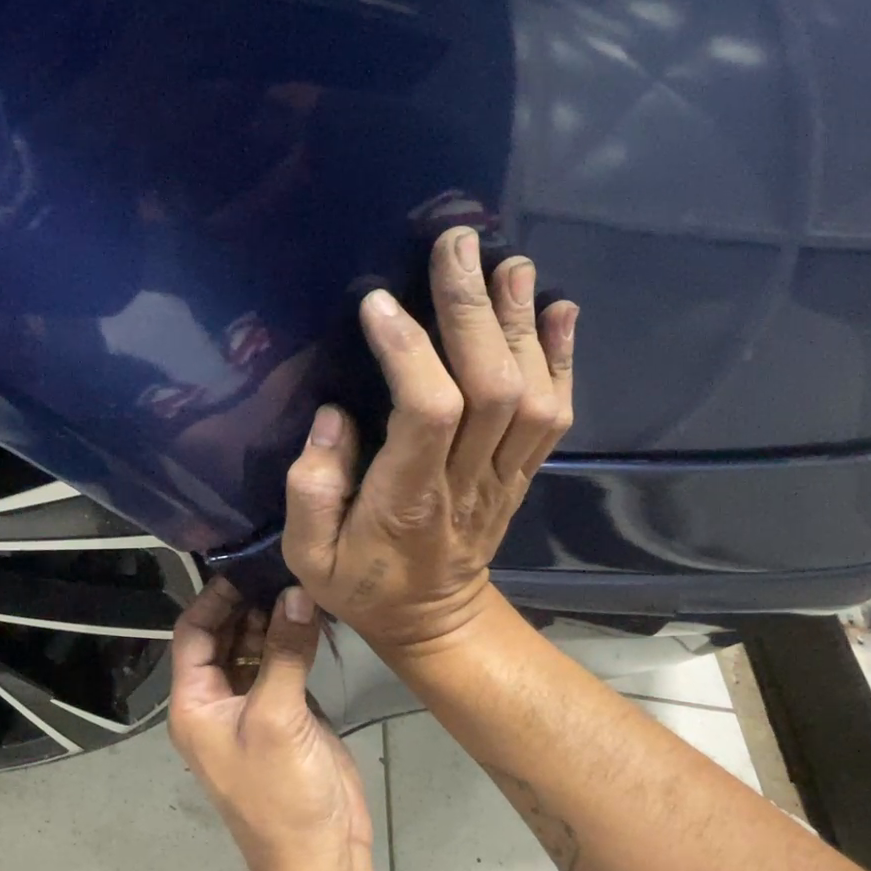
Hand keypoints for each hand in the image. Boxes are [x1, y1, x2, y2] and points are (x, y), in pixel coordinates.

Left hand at [168, 579, 371, 870]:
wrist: (318, 858)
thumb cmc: (282, 791)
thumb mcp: (278, 717)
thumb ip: (284, 651)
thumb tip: (295, 592)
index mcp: (194, 704)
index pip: (193, 635)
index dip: (215, 599)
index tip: (247, 567)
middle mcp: (216, 703)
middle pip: (223, 640)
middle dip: (247, 605)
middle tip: (280, 567)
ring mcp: (251, 711)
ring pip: (253, 652)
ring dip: (272, 622)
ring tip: (298, 583)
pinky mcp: (286, 719)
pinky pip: (281, 670)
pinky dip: (292, 645)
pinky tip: (311, 617)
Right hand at [283, 226, 577, 654]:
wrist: (435, 624)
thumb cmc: (363, 587)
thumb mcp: (309, 557)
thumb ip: (311, 489)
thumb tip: (333, 417)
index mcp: (408, 499)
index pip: (427, 412)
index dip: (410, 352)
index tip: (379, 305)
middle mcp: (468, 482)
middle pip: (490, 387)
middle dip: (473, 311)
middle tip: (454, 246)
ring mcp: (503, 476)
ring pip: (530, 395)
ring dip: (522, 325)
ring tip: (507, 264)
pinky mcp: (521, 473)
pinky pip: (554, 415)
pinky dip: (561, 359)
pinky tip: (556, 310)